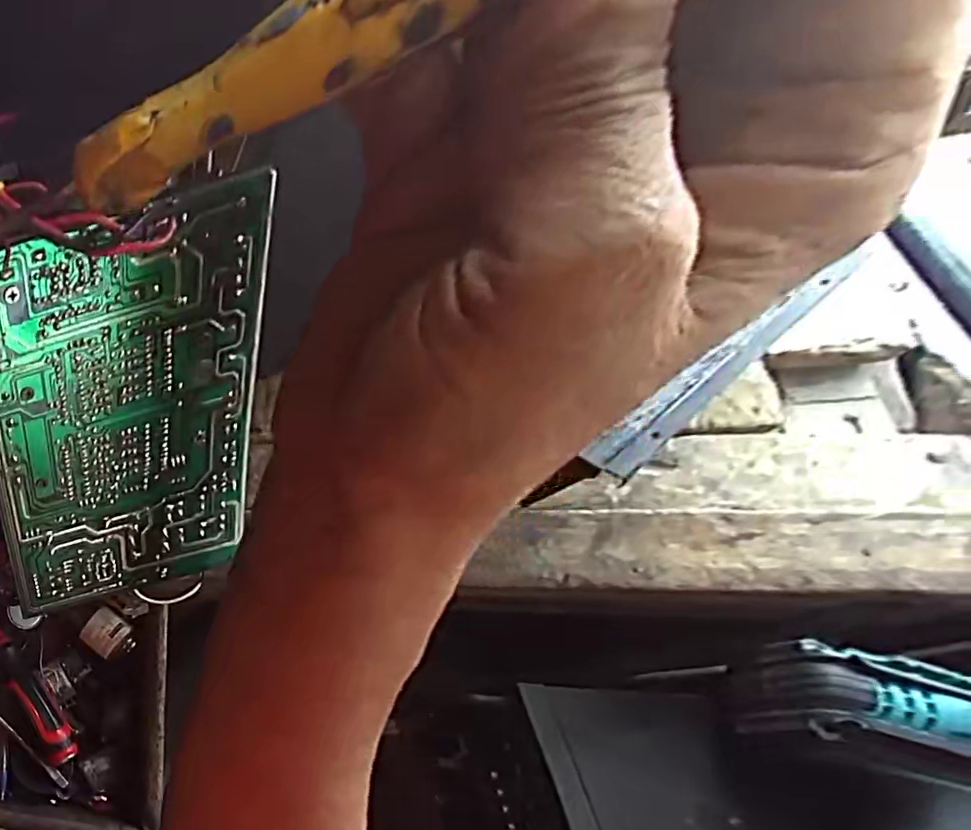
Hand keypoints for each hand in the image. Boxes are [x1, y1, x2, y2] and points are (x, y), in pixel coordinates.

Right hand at [273, 0, 964, 533]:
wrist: (357, 468)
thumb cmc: (486, 411)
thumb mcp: (581, 262)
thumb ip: (590, 96)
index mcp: (792, 139)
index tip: (616, 5)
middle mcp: (676, 116)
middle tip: (486, 9)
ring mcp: (546, 129)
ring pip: (527, 7)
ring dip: (454, 7)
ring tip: (395, 14)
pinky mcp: (442, 154)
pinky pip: (425, 64)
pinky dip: (384, 48)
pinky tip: (351, 48)